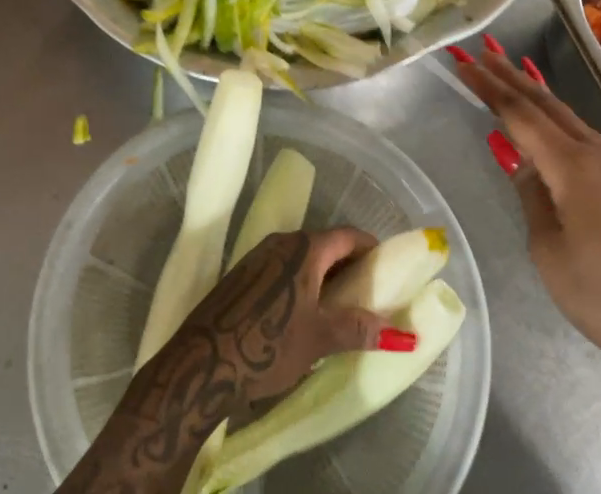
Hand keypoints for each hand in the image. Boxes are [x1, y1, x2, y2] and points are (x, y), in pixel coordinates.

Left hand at [57, 229, 397, 493]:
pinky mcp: (241, 278)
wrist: (202, 364)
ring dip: (322, 276)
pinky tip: (304, 312)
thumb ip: (358, 328)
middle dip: (348, 265)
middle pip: (323, 245)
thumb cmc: (268, 345)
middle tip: (369, 291)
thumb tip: (398, 332)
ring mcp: (256, 259)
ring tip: (340, 305)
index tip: (387, 264)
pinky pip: (281, 271)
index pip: (346, 236)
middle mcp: (279, 243)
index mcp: (303, 249)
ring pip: (300, 259)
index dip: (369, 247)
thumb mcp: (320, 339)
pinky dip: (300, 284)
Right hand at [455, 47, 600, 383]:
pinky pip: (586, 141)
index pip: (522, 115)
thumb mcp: (550, 252)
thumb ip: (532, 196)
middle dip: (512, 77)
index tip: (463, 62)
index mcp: (575, 167)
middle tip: (482, 52)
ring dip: (537, 95)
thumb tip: (519, 159)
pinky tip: (551, 126)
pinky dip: (559, 122)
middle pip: (549, 106)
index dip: (489, 87)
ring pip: (571, 121)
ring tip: (511, 73)